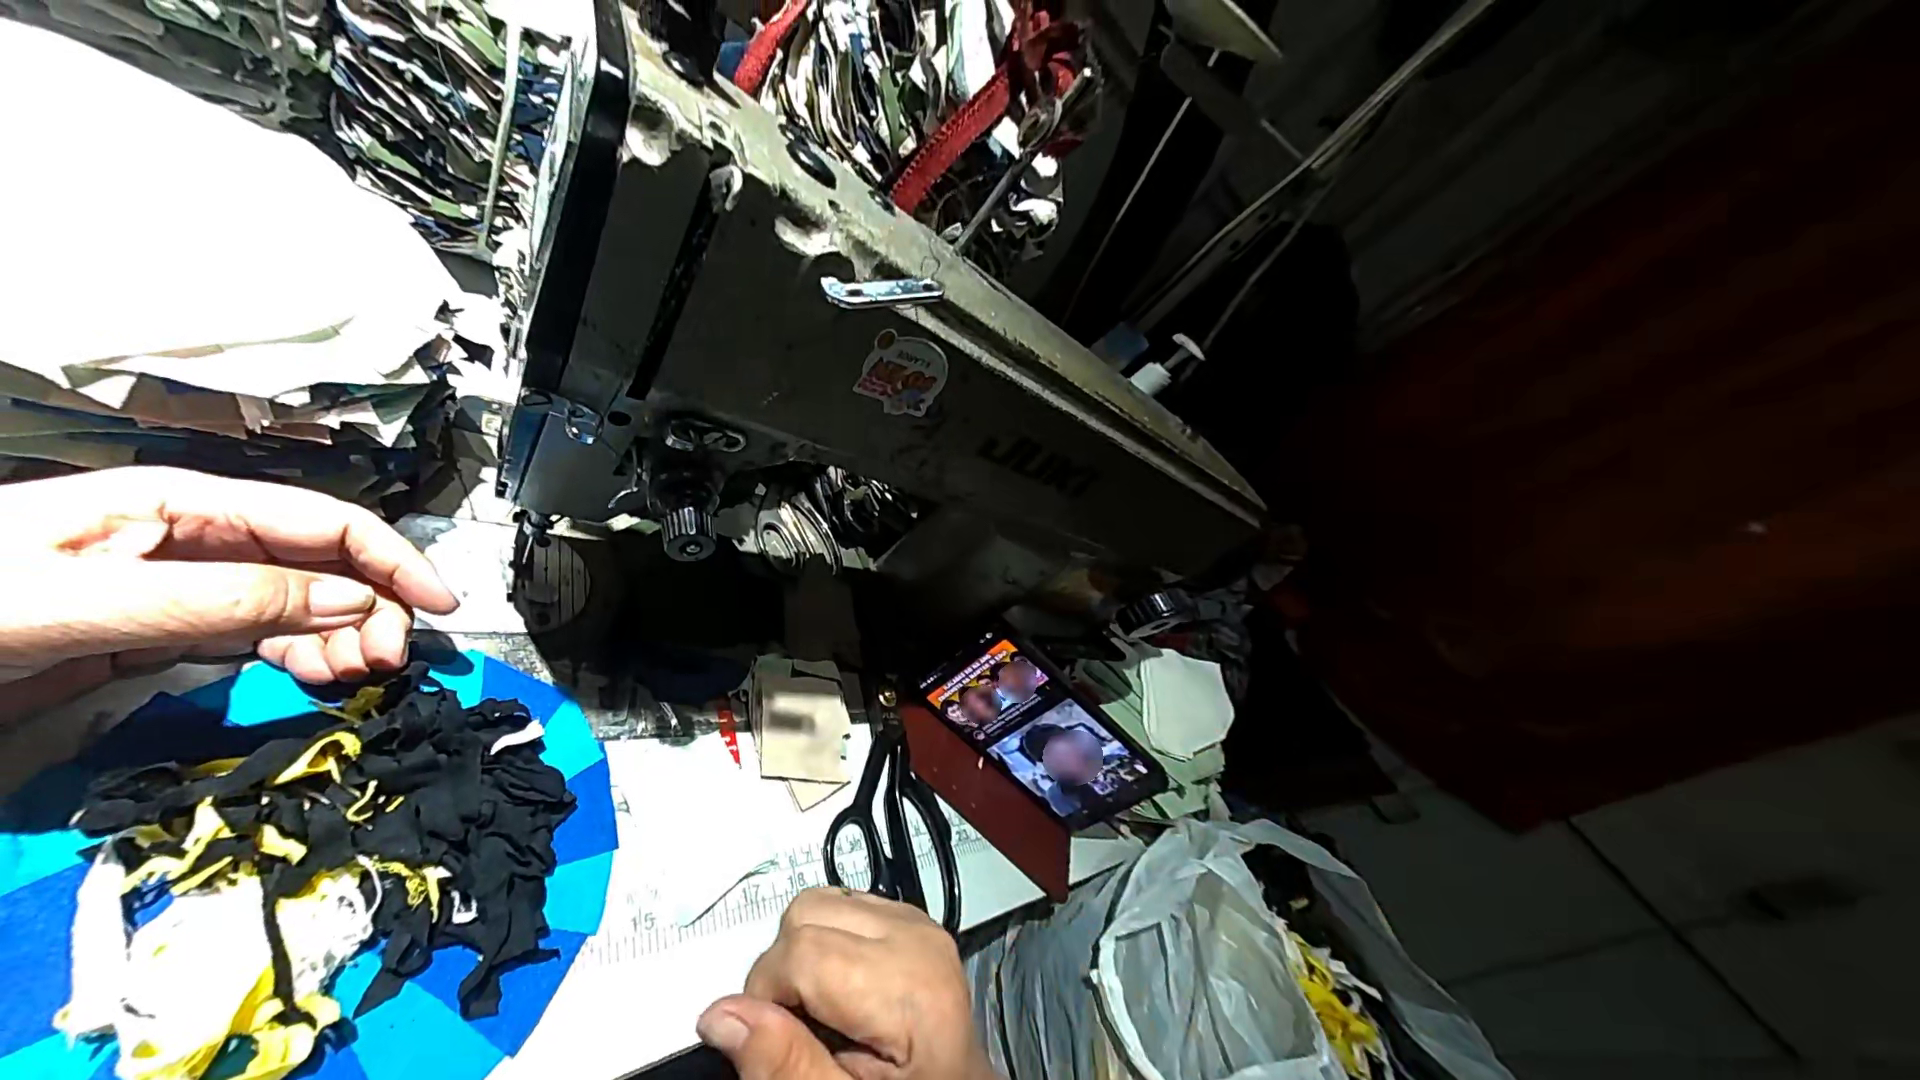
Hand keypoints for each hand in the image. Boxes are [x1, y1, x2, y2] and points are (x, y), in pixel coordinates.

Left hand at [0, 466, 457, 713]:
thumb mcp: (76, 601)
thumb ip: (225, 600)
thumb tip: (352, 603)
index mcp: (185, 507)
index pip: (329, 523)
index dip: (396, 559)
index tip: (440, 603)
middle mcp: (206, 540)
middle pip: (331, 565)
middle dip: (376, 608)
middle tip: (388, 658)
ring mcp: (197, 584)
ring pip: (313, 602)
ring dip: (351, 636)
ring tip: (360, 672)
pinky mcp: (182, 627)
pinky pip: (275, 634)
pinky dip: (312, 653)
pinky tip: (322, 671)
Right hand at [697, 888, 992, 1079]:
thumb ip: (786, 1065)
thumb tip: (721, 1015)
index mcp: (908, 986)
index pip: (803, 949)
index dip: (765, 995)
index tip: (770, 1042)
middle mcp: (917, 937)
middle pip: (809, 911)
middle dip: (780, 967)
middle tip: (795, 1029)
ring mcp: (917, 921)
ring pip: (823, 900)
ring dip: (802, 949)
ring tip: (818, 1011)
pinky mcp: (912, 918)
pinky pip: (846, 904)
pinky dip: (826, 940)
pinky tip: (840, 990)